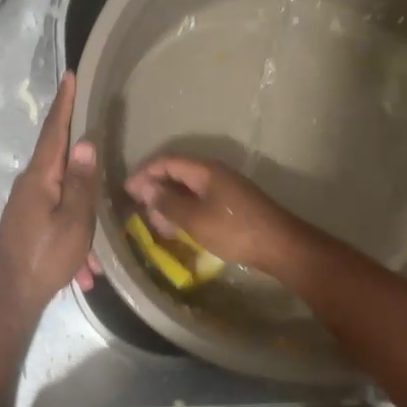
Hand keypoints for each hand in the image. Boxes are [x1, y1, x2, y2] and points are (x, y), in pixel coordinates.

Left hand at [0, 73, 99, 312]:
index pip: (54, 132)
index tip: (70, 75)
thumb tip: (85, 143)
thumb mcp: (74, 220)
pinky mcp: (27, 226)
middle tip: (100, 142)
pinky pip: (59, 223)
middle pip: (60, 163)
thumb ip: (81, 182)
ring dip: (83, 223)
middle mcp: (29, 186)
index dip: (64, 104)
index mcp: (39, 178)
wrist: (12, 297)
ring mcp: (26, 207)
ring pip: (64, 202)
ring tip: (93, 258)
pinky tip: (84, 273)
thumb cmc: (46, 257)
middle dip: (83, 165)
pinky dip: (74, 243)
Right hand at [124, 155, 317, 277]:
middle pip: (177, 174)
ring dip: (170, 204)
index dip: (144, 173)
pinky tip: (180, 230)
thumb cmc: (234, 230)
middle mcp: (215, 174)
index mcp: (205, 170)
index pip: (167, 161)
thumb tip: (145, 189)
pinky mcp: (231, 205)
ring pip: (189, 190)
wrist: (279, 245)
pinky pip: (200, 202)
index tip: (126, 191)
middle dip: (156, 190)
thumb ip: (167, 202)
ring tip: (159, 225)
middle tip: (141, 211)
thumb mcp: (194, 219)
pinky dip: (185, 212)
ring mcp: (225, 189)